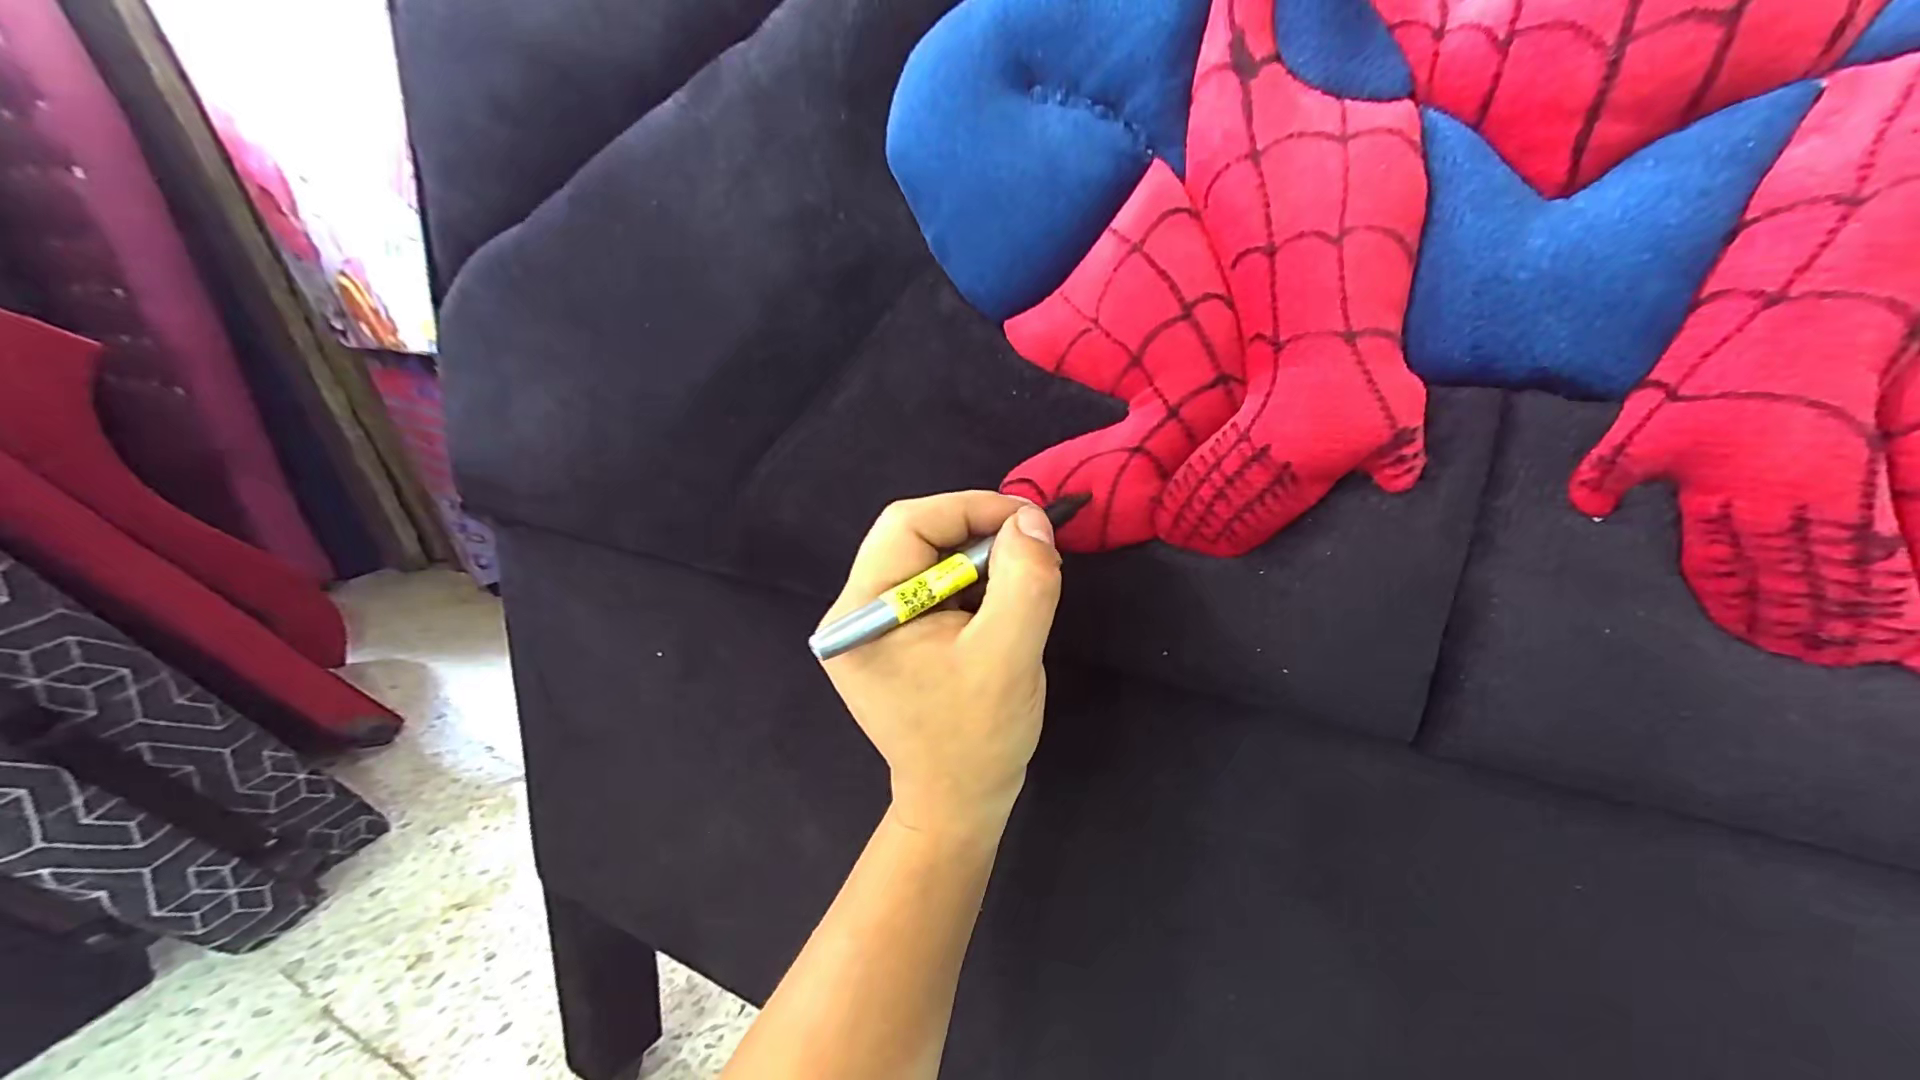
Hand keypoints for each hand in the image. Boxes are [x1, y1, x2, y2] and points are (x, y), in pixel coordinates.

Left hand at [818, 492, 1062, 833]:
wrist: (957, 801)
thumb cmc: (979, 738)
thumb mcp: (1010, 654)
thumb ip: (1026, 579)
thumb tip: (1031, 520)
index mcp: (861, 613)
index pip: (907, 524)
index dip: (971, 508)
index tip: (1029, 519)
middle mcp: (852, 610)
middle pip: (913, 535)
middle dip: (977, 531)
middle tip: (1031, 545)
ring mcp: (869, 623)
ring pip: (926, 555)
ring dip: (979, 556)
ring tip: (1022, 576)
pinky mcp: (890, 633)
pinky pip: (931, 583)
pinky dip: (971, 579)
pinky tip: (1000, 599)